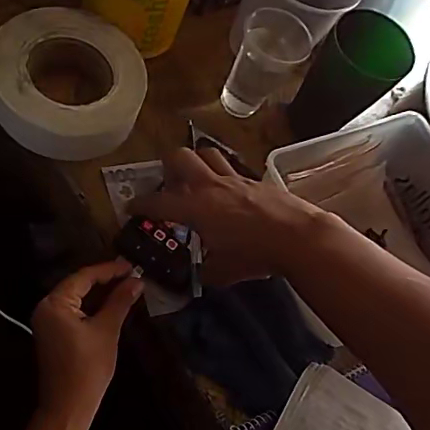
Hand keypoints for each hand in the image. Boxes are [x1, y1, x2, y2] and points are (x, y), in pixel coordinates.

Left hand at [32, 259, 144, 421]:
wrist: (68, 407)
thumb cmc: (87, 368)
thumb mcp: (106, 331)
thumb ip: (119, 302)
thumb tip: (136, 281)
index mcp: (54, 303)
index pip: (83, 277)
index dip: (109, 270)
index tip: (132, 265)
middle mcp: (45, 308)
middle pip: (78, 285)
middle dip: (105, 280)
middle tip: (132, 274)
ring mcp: (47, 322)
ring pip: (77, 299)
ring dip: (100, 294)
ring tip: (127, 287)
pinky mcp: (53, 334)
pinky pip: (73, 312)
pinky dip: (92, 308)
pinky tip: (112, 305)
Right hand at [131, 148, 328, 284]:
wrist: (299, 237)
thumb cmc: (255, 255)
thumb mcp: (223, 272)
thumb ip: (205, 271)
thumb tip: (200, 274)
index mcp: (195, 207)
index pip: (157, 203)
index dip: (140, 205)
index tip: (131, 207)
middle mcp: (210, 186)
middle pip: (180, 157)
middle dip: (167, 167)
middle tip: (167, 184)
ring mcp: (235, 179)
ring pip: (208, 155)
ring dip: (197, 163)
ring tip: (196, 180)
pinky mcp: (256, 180)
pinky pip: (232, 170)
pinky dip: (223, 178)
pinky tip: (228, 195)